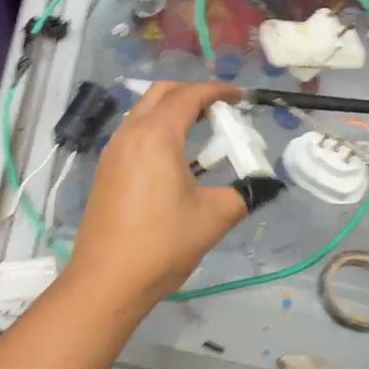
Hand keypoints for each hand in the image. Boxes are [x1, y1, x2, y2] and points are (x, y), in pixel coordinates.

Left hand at [68, 81, 248, 307]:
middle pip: (161, 94)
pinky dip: (156, 129)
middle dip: (191, 93)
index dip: (216, 91)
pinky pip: (133, 132)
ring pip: (143, 112)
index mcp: (156, 135)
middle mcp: (130, 132)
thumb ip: (242, 194)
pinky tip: (173, 156)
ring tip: (200, 130)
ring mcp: (113, 149)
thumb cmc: (161, 243)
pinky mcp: (106, 168)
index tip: (239, 97)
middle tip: (219, 109)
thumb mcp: (212, 218)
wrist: (107, 277)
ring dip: (171, 111)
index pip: (188, 96)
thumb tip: (262, 184)